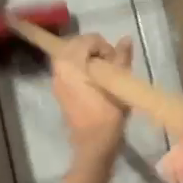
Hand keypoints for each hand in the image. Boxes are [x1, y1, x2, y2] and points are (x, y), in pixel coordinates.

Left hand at [50, 33, 134, 154]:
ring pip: (70, 55)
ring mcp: (56, 79)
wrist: (93, 143)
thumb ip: (121, 58)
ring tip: (103, 73)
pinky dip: (79, 68)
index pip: (89, 39)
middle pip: (76, 44)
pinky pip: (67, 68)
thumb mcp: (119, 83)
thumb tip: (126, 38)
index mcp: (72, 63)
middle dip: (94, 49)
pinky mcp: (58, 90)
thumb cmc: (108, 113)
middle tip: (110, 65)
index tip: (115, 63)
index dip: (105, 47)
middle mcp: (59, 68)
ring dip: (86, 58)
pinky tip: (94, 82)